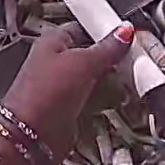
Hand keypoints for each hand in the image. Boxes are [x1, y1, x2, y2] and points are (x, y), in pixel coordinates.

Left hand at [0, 22, 133, 158]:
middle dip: (111, 58)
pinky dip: (107, 98)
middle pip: (91, 54)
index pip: (83, 28)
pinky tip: (119, 97)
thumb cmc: (44, 93)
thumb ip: (107, 47)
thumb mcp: (83, 62)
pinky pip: (94, 98)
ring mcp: (63, 87)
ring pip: (95, 77)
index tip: (127, 34)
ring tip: (130, 78)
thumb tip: (124, 31)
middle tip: (132, 58)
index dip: (105, 31)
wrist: (32, 136)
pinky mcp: (70, 108)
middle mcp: (56, 63)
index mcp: (52, 42)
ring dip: (112, 80)